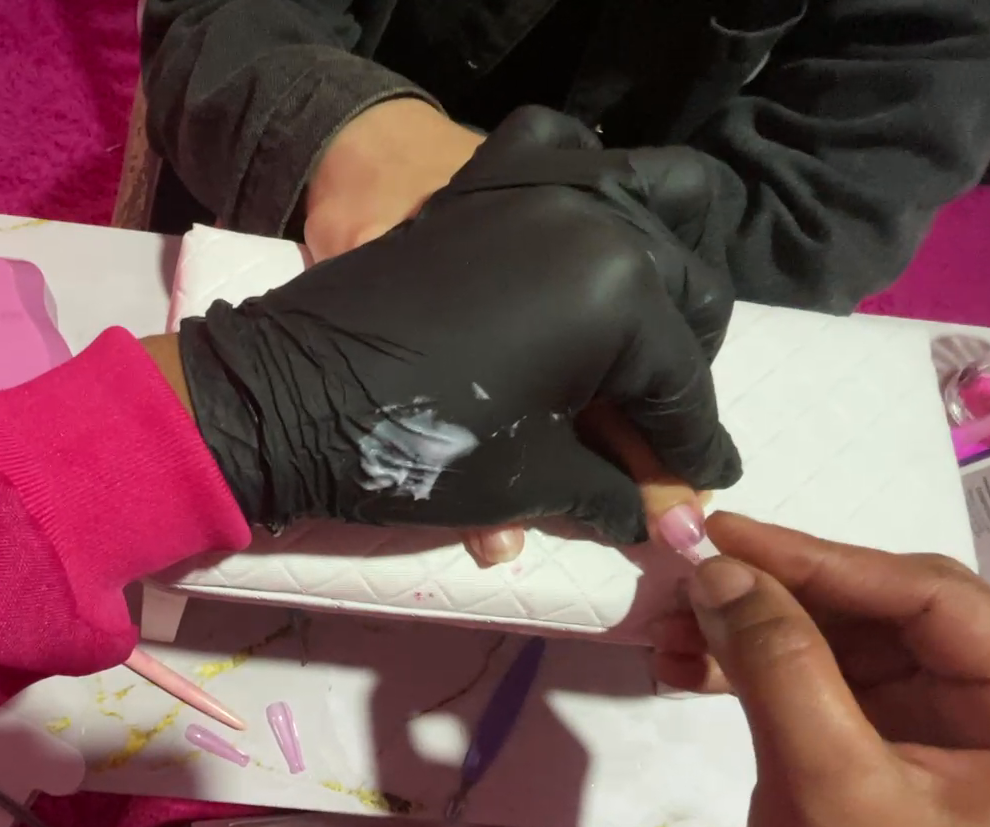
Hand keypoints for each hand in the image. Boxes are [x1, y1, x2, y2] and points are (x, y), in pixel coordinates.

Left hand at [178, 107, 739, 543]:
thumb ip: (605, 491)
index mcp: (618, 295)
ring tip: (640, 328)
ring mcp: (535, 186)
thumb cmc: (405, 449)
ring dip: (669, 259)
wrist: (283, 401)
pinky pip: (558, 149)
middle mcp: (593, 220)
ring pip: (655, 196)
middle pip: (689, 293)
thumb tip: (658, 514)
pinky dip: (584, 177)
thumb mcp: (521, 481)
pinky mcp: (481, 180)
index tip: (705, 482)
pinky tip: (574, 234)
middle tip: (656, 422)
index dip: (694, 446)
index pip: (683, 385)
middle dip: (684, 368)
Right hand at [653, 514, 989, 826]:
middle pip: (887, 612)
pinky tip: (686, 663)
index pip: (938, 603)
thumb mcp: (824, 781)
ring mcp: (959, 725)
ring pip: (842, 638)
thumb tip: (714, 565)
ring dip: (749, 629)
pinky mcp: (895, 739)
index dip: (819, 558)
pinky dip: (750, 664)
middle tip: (684, 579)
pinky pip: (820, 675)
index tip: (720, 532)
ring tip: (667, 631)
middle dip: (775, 597)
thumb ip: (776, 660)